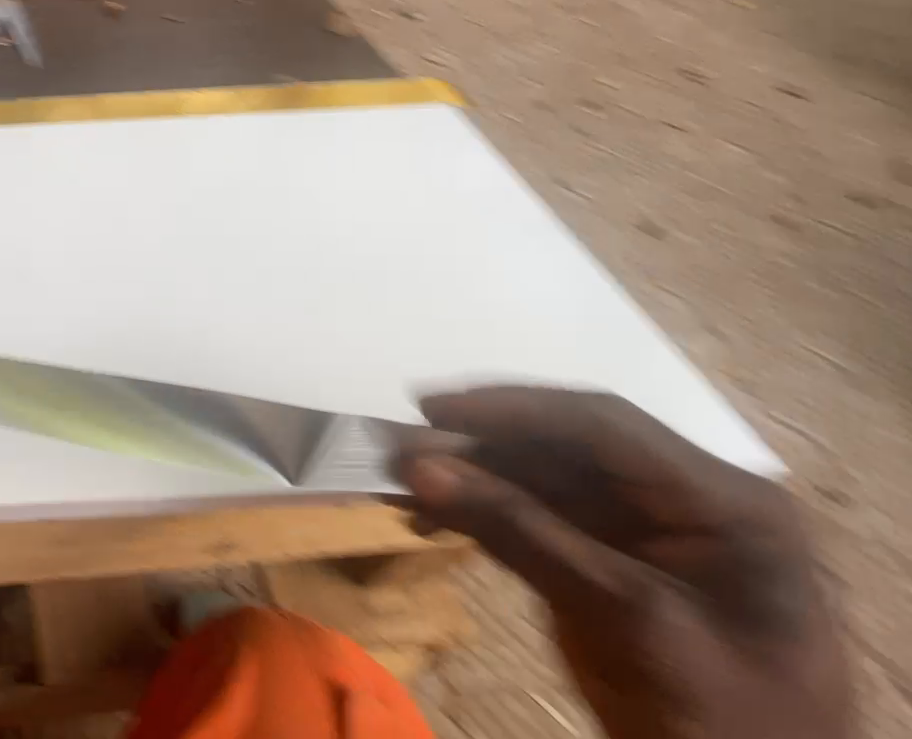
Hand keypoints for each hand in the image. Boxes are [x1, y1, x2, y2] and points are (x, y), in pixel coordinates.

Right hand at [396, 387, 848, 738]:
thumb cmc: (719, 710)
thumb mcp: (624, 616)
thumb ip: (522, 533)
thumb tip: (419, 469)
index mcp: (721, 498)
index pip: (603, 424)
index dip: (511, 408)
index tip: (430, 408)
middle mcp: (678, 497)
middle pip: (560, 447)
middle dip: (476, 446)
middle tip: (396, 447)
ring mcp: (638, 529)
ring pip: (534, 479)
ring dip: (466, 478)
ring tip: (397, 479)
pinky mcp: (601, 559)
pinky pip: (528, 518)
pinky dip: (475, 514)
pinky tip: (426, 516)